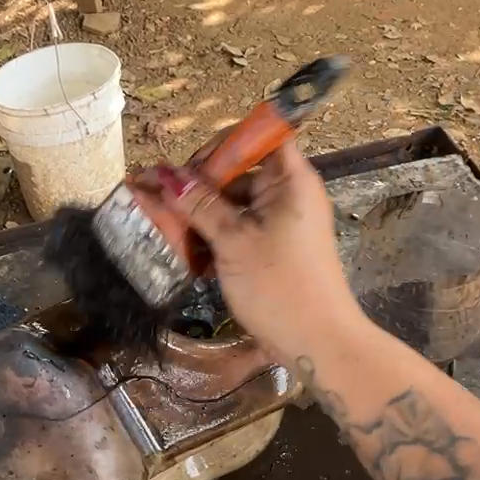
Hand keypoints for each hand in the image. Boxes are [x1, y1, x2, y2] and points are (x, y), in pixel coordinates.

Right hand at [159, 139, 358, 358]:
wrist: (317, 343)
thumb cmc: (279, 287)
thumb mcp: (233, 242)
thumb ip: (199, 206)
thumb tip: (164, 176)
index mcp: (290, 180)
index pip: (260, 136)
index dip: (224, 144)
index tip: (192, 169)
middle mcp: (287, 194)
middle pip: (238, 170)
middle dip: (199, 184)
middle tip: (162, 201)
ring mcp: (279, 222)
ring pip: (232, 203)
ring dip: (200, 214)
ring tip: (166, 227)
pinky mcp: (270, 247)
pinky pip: (237, 228)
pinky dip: (213, 235)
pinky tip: (187, 251)